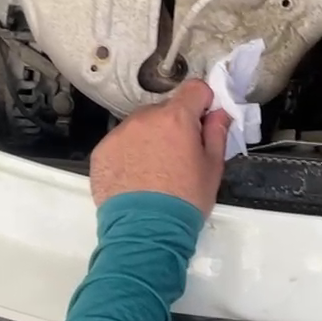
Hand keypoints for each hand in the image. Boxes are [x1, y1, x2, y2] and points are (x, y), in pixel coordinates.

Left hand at [90, 80, 231, 213]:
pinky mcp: (102, 151)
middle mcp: (145, 119)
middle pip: (165, 109)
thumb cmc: (183, 202)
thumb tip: (219, 114)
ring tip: (155, 171)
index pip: (195, 89)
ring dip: (150, 138)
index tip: (204, 120)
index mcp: (177, 119)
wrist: (145, 231)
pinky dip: (129, 153)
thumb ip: (217, 134)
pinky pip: (121, 142)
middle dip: (174, 125)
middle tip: (179, 156)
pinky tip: (137, 178)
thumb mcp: (212, 169)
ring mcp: (120, 134)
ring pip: (141, 125)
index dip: (203, 103)